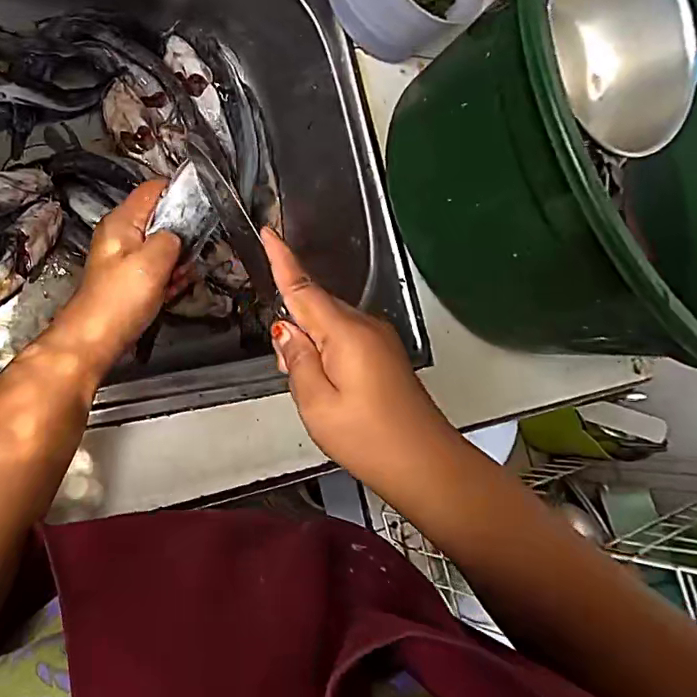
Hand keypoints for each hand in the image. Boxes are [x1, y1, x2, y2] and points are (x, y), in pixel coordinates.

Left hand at [37, 180, 180, 379]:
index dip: (179, 194)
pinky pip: (158, 270)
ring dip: (177, 263)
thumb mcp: (152, 262)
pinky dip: (168, 279)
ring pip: (163, 247)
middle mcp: (121, 236)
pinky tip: (169, 292)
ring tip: (175, 279)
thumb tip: (181, 233)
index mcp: (121, 222)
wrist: (95, 341)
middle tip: (184, 257)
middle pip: (162, 220)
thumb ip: (171, 237)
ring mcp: (125, 258)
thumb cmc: (114, 303)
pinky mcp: (130, 279)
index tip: (198, 209)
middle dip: (181, 238)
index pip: (154, 189)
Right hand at [263, 229, 455, 480]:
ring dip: (308, 345)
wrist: (427, 466)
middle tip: (285, 369)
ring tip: (311, 389)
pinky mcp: (384, 355)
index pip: (304, 288)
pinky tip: (326, 384)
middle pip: (314, 307)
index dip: (282, 259)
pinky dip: (325, 353)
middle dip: (291, 326)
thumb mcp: (316, 402)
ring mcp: (378, 340)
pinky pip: (344, 339)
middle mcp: (365, 327)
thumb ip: (295, 360)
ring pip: (328, 326)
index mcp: (346, 334)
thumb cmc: (371, 439)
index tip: (269, 231)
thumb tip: (285, 330)